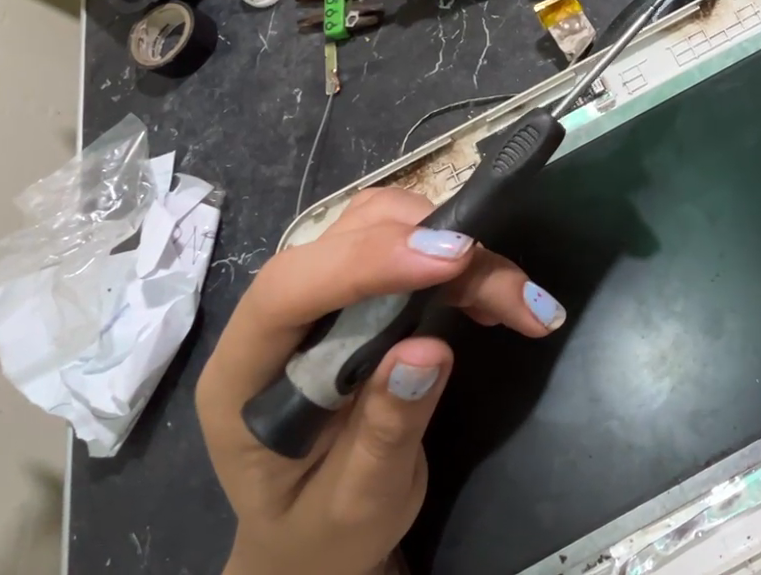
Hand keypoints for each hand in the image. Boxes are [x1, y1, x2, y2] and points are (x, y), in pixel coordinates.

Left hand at [195, 187, 566, 574]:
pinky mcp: (363, 293)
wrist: (315, 534)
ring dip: (458, 252)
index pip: (288, 289)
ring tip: (519, 300)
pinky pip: (413, 248)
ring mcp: (321, 297)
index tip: (451, 261)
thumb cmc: (321, 529)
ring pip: (384, 226)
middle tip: (513, 295)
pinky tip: (500, 300)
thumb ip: (385, 431)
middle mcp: (275, 318)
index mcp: (242, 375)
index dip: (367, 262)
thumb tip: (429, 348)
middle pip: (347, 238)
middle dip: (435, 251)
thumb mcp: (357, 503)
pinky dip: (465, 264)